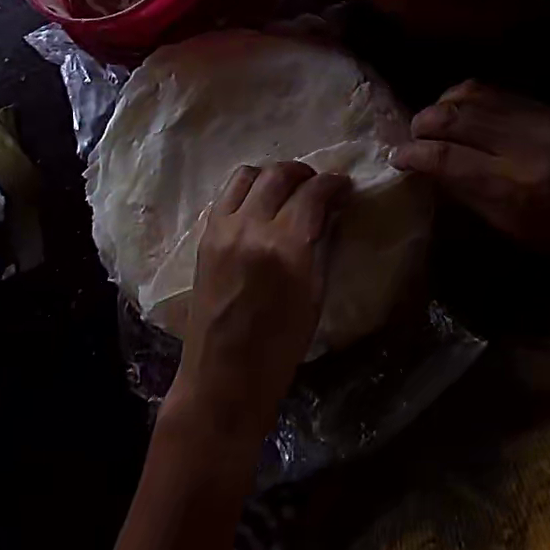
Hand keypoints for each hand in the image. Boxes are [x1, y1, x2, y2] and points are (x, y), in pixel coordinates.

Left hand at [171, 161, 349, 437]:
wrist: (223, 376)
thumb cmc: (280, 349)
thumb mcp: (314, 297)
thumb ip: (320, 247)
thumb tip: (329, 213)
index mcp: (285, 248)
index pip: (313, 194)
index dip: (334, 184)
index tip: (344, 185)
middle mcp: (250, 228)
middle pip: (279, 175)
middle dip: (304, 173)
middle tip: (318, 184)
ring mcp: (222, 229)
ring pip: (247, 175)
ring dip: (271, 176)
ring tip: (287, 189)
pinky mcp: (204, 236)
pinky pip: (226, 195)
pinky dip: (246, 190)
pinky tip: (259, 204)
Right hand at [392, 81, 549, 253]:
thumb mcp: (503, 223)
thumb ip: (461, 189)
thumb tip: (423, 166)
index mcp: (509, 185)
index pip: (444, 157)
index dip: (412, 153)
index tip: (397, 157)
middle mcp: (520, 146)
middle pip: (451, 118)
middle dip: (421, 124)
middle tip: (412, 137)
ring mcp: (534, 121)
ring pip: (468, 96)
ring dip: (440, 106)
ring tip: (433, 121)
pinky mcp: (544, 108)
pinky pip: (492, 91)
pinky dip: (465, 98)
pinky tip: (459, 110)